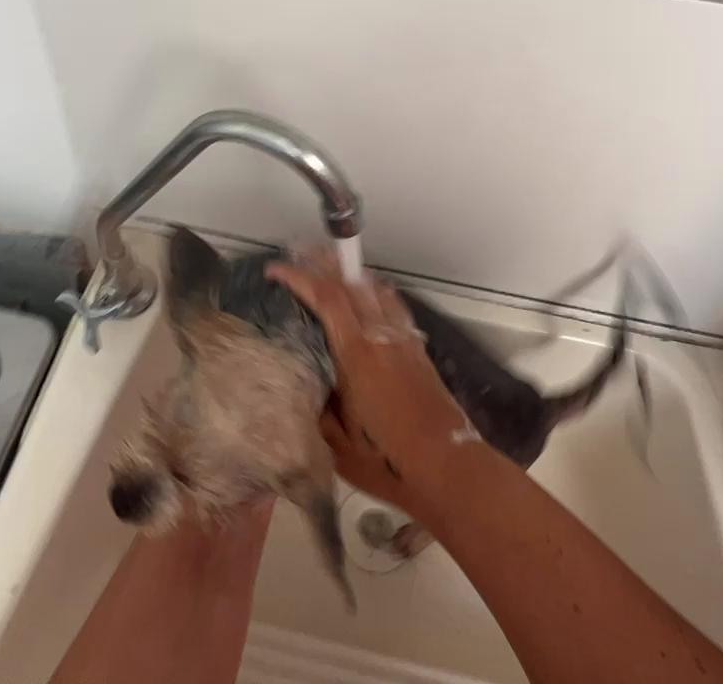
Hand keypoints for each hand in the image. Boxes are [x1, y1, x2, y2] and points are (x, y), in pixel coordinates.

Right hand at [266, 253, 473, 513]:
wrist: (449, 468)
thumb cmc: (388, 461)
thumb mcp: (336, 443)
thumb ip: (317, 407)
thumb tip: (304, 385)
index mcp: (357, 354)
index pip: (327, 297)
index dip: (298, 277)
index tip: (274, 271)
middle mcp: (382, 336)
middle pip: (352, 282)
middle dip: (322, 263)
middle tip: (297, 255)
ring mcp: (404, 340)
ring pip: (375, 289)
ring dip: (349, 273)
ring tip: (327, 270)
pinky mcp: (418, 350)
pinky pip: (392, 305)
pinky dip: (372, 292)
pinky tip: (365, 300)